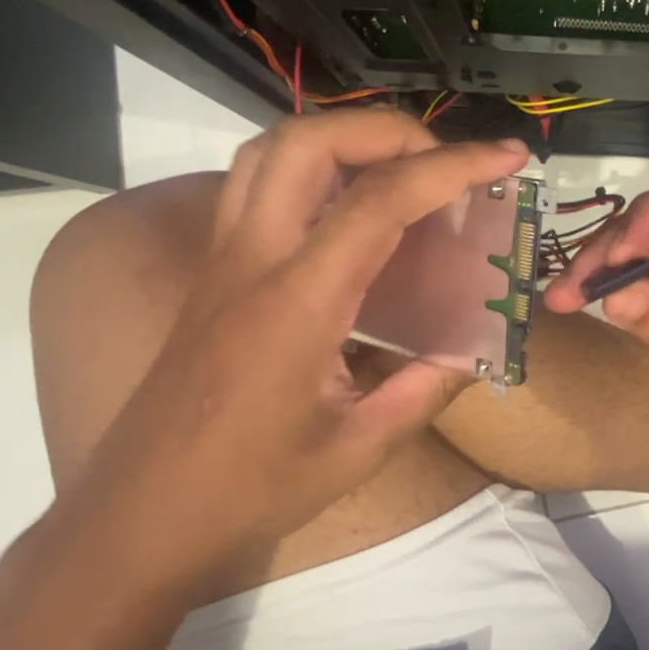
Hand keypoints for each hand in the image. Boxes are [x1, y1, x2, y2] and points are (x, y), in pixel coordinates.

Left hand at [49, 109, 527, 600]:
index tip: (508, 157)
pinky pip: (253, 184)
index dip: (451, 167)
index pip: (379, 202)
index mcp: (297, 304)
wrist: (140, 519)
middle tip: (445, 161)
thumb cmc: (251, 490)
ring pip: (269, 151)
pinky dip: (307, 165)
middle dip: (389, 131)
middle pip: (310, 143)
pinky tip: (344, 205)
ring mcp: (223, 260)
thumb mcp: (359, 449)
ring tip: (398, 166)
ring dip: (340, 137)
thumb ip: (424, 388)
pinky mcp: (211, 272)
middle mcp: (253, 261)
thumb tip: (474, 349)